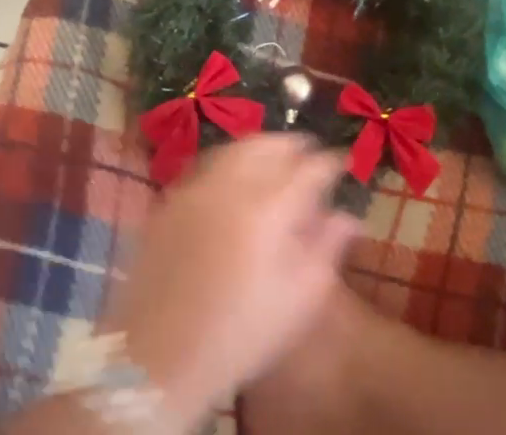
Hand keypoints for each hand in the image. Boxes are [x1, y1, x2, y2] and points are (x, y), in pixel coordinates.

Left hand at [106, 134, 359, 422]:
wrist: (158, 359)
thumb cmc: (241, 336)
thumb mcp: (300, 299)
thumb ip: (328, 247)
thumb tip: (346, 216)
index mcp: (270, 207)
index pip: (310, 167)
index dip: (331, 163)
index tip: (343, 164)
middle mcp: (231, 185)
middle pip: (269, 145)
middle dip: (295, 146)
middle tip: (310, 156)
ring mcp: (195, 190)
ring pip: (235, 149)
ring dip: (261, 149)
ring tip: (276, 163)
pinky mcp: (169, 202)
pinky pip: (207, 167)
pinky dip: (230, 163)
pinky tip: (237, 183)